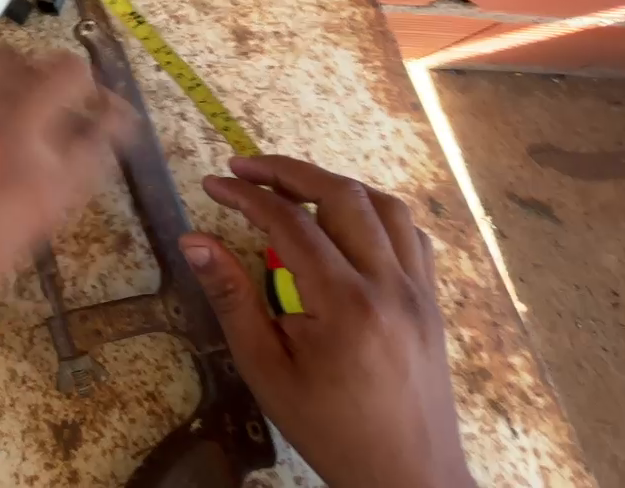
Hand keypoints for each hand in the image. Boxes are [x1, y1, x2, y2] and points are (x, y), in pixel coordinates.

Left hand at [0, 44, 132, 350]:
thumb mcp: (8, 246)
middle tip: (61, 85)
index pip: (105, 130)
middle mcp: (6, 136)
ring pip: (5, 53)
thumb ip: (47, 192)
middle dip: (73, 76)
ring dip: (13, 68)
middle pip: (65, 72)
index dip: (113, 116)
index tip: (109, 111)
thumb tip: (68, 150)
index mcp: (40, 188)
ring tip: (0, 85)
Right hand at [181, 155, 473, 487]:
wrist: (411, 483)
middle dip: (287, 171)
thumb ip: (231, 297)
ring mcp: (420, 292)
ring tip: (290, 187)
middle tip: (244, 168)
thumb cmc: (328, 427)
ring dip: (332, 185)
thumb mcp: (264, 367)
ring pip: (385, 206)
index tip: (212, 184)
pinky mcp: (432, 302)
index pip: (289, 221)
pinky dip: (371, 212)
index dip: (245, 194)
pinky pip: (410, 235)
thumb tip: (193, 239)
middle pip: (342, 196)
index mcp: (344, 304)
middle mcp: (389, 286)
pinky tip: (341, 223)